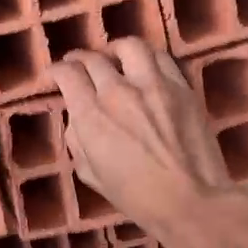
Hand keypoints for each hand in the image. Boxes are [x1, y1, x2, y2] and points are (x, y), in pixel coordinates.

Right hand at [48, 41, 242, 244]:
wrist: (191, 201)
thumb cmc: (134, 195)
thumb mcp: (89, 172)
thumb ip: (77, 138)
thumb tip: (79, 117)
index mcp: (91, 114)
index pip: (67, 73)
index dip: (57, 70)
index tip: (56, 75)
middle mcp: (119, 91)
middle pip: (93, 57)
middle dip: (80, 59)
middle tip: (80, 66)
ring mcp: (154, 86)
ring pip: (130, 46)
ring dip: (116, 50)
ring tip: (115, 59)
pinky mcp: (183, 88)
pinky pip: (162, 59)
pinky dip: (147, 59)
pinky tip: (145, 69)